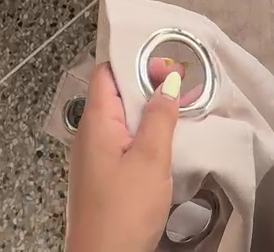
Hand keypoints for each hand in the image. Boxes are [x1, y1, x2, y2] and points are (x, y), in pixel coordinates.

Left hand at [65, 61, 183, 251]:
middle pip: (118, 92)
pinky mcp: (105, 176)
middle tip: (181, 81)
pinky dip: (147, 132)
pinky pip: (126, 140)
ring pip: (125, 117)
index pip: (107, 71)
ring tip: (182, 105)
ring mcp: (96, 155)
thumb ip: (160, 116)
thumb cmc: (121, 214)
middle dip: (149, 83)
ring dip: (151, 109)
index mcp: (96, 120)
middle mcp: (91, 133)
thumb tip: (168, 82)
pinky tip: (168, 138)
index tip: (164, 60)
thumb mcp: (149, 159)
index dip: (135, 59)